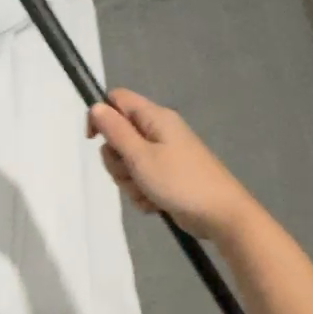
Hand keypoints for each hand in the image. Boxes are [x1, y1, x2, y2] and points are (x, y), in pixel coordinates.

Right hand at [88, 88, 262, 241]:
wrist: (219, 213)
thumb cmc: (179, 180)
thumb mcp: (140, 156)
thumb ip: (115, 131)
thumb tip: (95, 106)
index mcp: (155, 118)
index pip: (117, 100)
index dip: (101, 115)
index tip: (94, 140)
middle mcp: (158, 132)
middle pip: (118, 137)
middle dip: (116, 160)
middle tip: (131, 171)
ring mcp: (163, 155)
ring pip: (126, 163)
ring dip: (128, 181)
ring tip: (146, 191)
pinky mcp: (165, 176)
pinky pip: (139, 180)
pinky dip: (141, 193)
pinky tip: (154, 202)